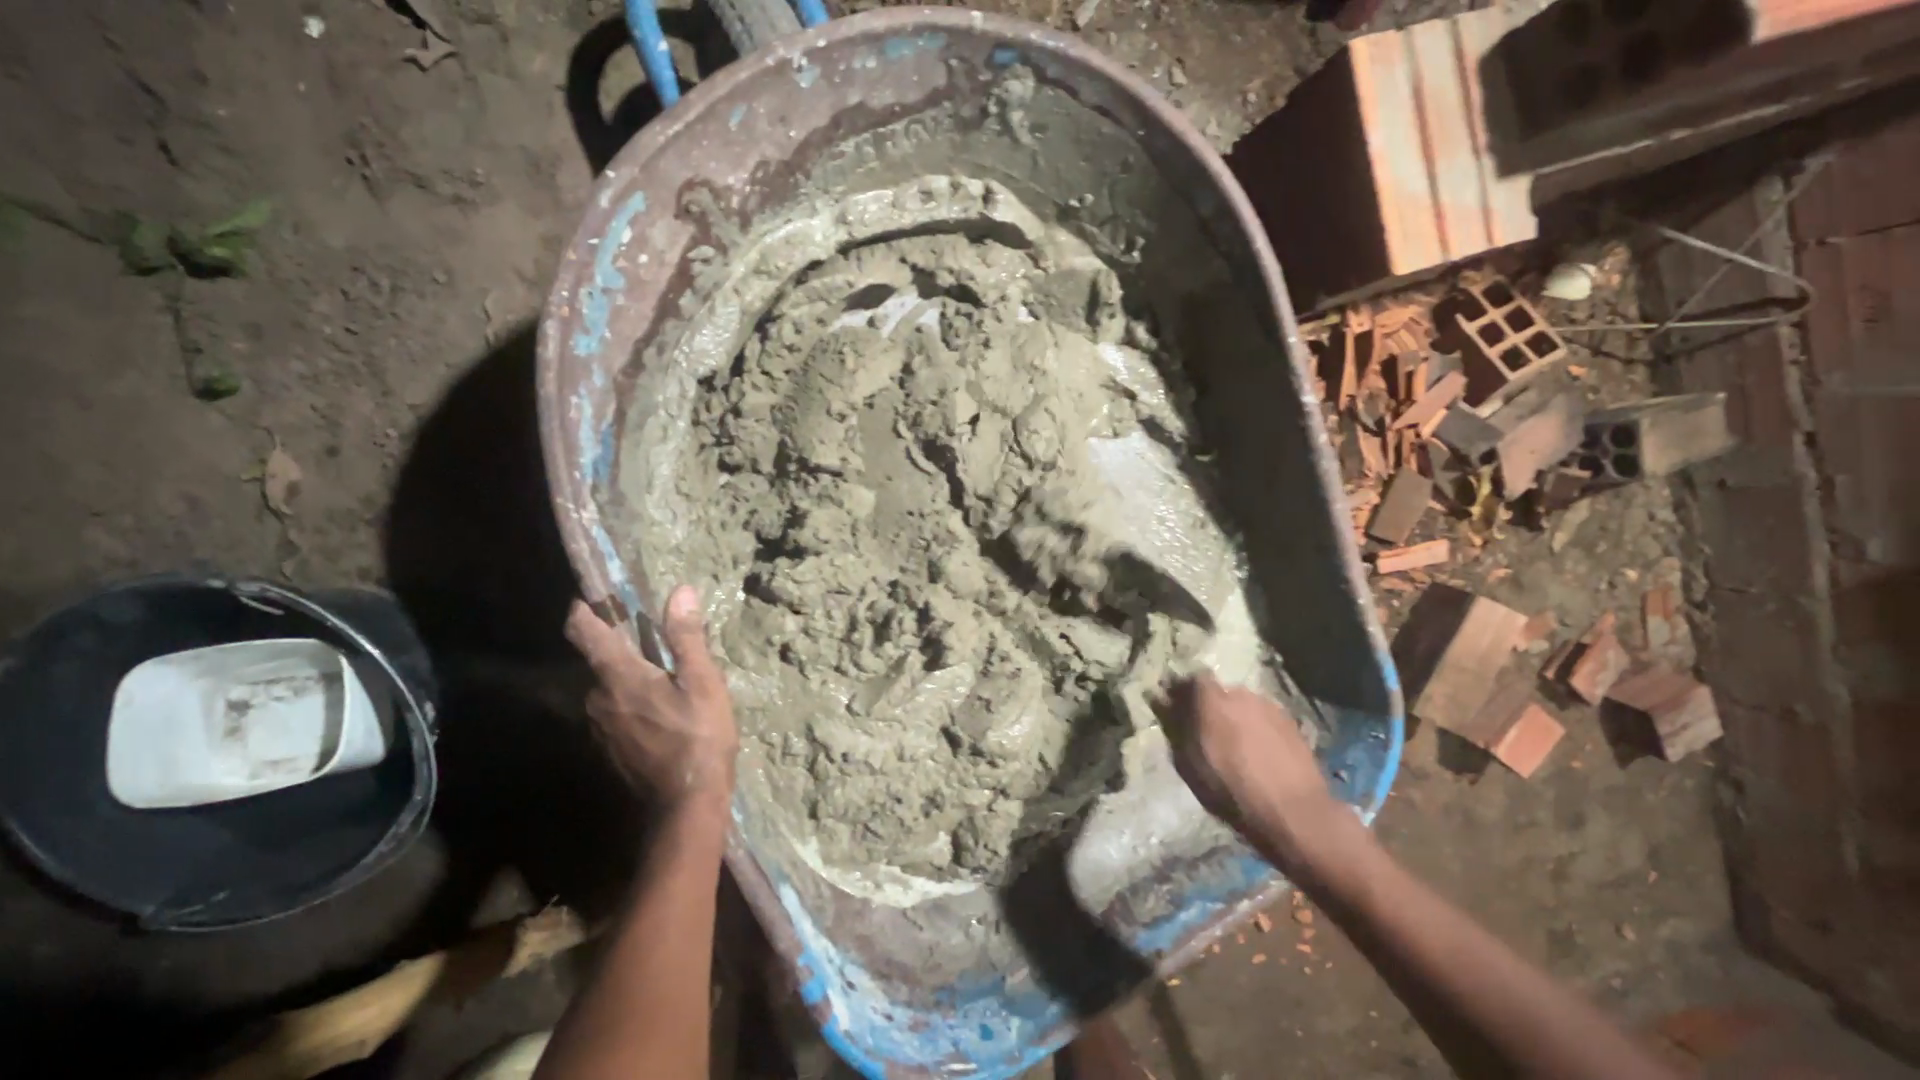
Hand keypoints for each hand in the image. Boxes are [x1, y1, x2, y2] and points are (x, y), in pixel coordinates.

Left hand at [566, 586, 739, 809]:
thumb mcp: (702, 682)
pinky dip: (632, 707)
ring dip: (629, 681)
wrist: (685, 807)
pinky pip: (615, 716)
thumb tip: (681, 591)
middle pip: (599, 660)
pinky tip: (662, 716)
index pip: (582, 629)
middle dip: (621, 648)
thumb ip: (686, 637)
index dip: (583, 607)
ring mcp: (599, 729)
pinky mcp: (610, 751)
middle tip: (655, 644)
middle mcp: (596, 699)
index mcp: (617, 675)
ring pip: (608, 691)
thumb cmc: (697, 738)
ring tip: (665, 683)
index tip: (595, 595)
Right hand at [1160, 676, 1346, 869]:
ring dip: (1236, 718)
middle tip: (1208, 733)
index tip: (1178, 710)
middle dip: (1211, 707)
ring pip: (1244, 705)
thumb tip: (1162, 702)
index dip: (1184, 692)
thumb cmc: (1232, 791)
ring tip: (1238, 746)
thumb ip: (1176, 728)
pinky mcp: (1291, 722)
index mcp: (1212, 700)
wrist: (1294, 810)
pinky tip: (1261, 753)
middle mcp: (1241, 694)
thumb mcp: (1190, 765)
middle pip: (1219, 692)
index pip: (1191, 679)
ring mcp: (1270, 706)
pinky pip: (1264, 718)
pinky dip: (1257, 728)